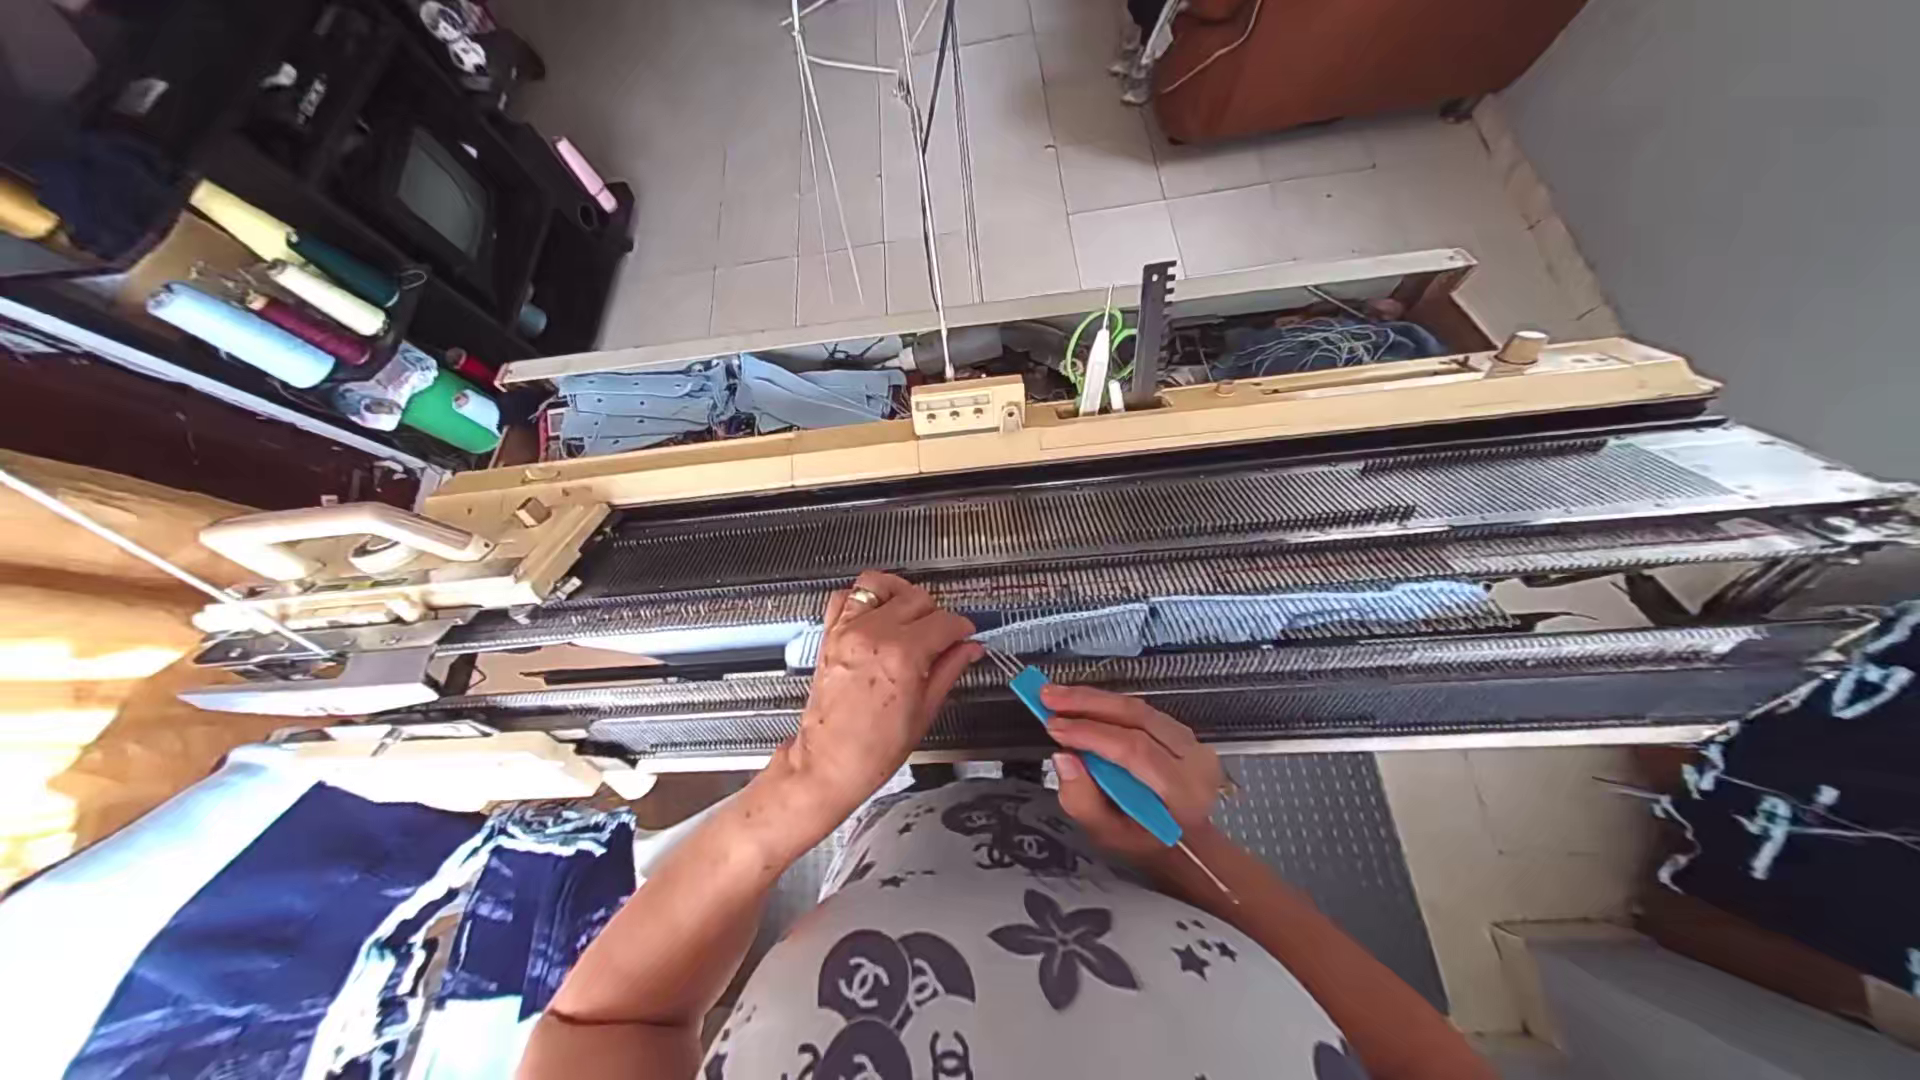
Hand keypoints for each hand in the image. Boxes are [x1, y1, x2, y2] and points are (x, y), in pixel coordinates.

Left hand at [778, 571, 979, 822]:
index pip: (945, 621)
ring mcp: (848, 632)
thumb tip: (968, 650)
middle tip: (941, 635)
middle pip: (918, 598)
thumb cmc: (872, 748)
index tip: (964, 636)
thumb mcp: (926, 710)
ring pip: (881, 584)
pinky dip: (863, 598)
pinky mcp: (831, 635)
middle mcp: (873, 635)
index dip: (962, 629)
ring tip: (910, 615)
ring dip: (901, 594)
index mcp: (902, 655)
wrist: (830, 763)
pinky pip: (846, 596)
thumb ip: (949, 669)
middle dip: (936, 614)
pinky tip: (877, 614)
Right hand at [1041, 684, 1225, 863]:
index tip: (1053, 726)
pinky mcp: (1178, 730)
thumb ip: (1081, 799)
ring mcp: (1190, 741)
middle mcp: (1193, 759)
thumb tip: (1062, 757)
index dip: (1091, 733)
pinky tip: (1078, 702)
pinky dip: (1105, 704)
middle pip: (1137, 717)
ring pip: (1136, 708)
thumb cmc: (1144, 844)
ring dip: (1092, 699)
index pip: (1135, 750)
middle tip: (1047, 697)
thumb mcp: (1106, 835)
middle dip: (1087, 704)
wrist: (1183, 846)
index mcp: (1182, 792)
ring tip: (1055, 696)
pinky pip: (1138, 710)